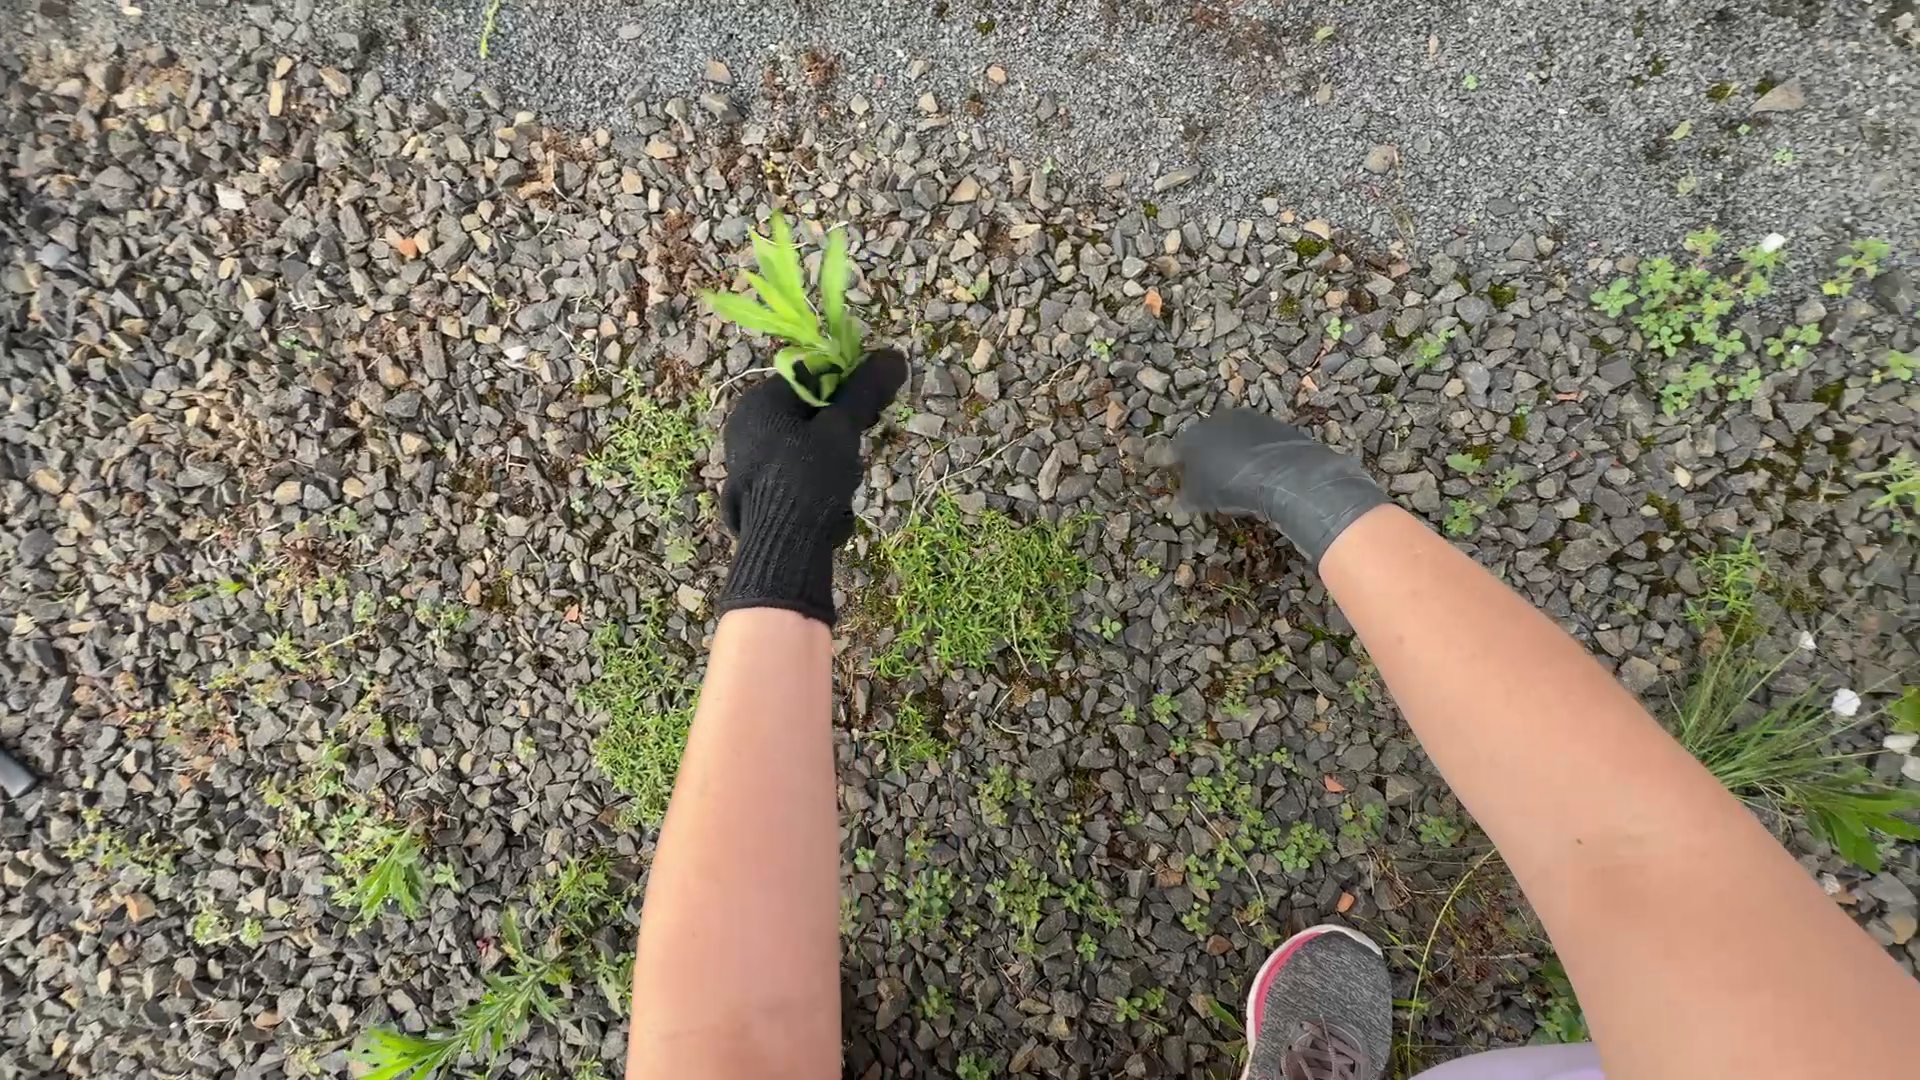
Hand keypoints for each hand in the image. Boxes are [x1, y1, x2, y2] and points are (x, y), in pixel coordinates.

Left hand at [717, 348, 907, 625]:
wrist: (782, 548)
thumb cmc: (808, 480)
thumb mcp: (842, 430)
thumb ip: (865, 392)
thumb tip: (894, 356)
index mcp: (760, 402)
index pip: (812, 378)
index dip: (848, 393)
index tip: (870, 415)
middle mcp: (745, 426)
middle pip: (809, 413)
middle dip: (840, 433)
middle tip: (854, 455)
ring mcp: (747, 460)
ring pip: (805, 446)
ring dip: (832, 462)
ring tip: (841, 486)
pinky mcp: (754, 490)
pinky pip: (794, 474)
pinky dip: (815, 484)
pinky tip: (827, 505)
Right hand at [1174, 408, 1387, 565]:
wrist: (1284, 474)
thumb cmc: (1229, 486)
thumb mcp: (1199, 499)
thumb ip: (1186, 496)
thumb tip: (1180, 500)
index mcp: (1192, 437)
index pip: (1174, 451)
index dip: (1175, 467)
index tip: (1178, 480)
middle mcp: (1217, 421)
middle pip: (1203, 440)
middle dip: (1203, 457)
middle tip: (1207, 479)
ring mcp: (1249, 420)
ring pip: (1232, 438)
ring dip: (1231, 454)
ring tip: (1236, 478)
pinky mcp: (1275, 426)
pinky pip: (1257, 442)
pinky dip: (1255, 455)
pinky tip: (1261, 474)